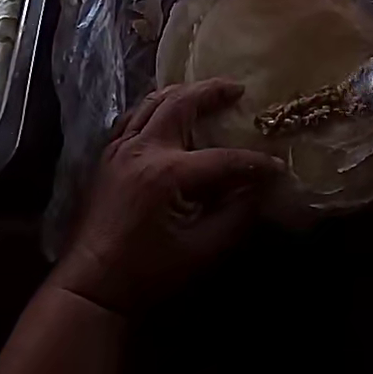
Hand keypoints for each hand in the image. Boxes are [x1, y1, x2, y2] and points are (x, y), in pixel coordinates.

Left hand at [51, 80, 284, 315]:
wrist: (93, 284)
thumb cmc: (149, 273)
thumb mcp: (203, 250)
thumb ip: (237, 215)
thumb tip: (263, 190)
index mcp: (167, 173)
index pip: (223, 159)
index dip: (255, 163)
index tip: (279, 166)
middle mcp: (142, 149)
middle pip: (179, 104)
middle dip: (211, 92)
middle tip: (236, 88)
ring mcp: (120, 149)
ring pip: (151, 103)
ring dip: (181, 94)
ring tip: (204, 92)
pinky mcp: (107, 156)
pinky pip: (132, 117)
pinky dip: (153, 108)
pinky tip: (164, 112)